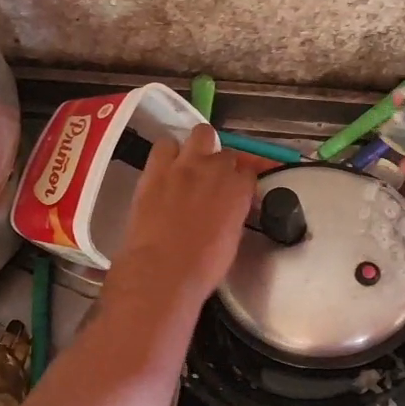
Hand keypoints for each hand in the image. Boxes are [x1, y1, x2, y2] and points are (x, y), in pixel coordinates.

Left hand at [107, 124, 261, 306]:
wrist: (161, 271)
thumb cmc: (201, 267)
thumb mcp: (231, 241)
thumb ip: (234, 214)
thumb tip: (230, 208)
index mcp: (239, 190)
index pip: (248, 171)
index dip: (243, 180)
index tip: (237, 190)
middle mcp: (215, 170)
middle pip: (226, 152)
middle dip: (223, 163)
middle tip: (214, 179)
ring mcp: (184, 165)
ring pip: (200, 134)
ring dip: (199, 148)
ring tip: (191, 163)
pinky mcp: (156, 168)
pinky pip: (164, 145)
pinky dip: (168, 153)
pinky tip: (166, 167)